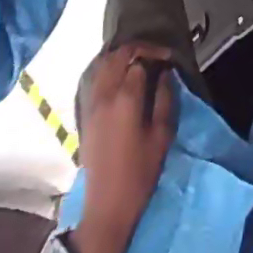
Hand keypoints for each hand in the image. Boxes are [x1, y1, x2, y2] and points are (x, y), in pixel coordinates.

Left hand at [71, 42, 177, 252]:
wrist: (107, 203)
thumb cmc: (139, 173)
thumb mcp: (161, 138)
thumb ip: (165, 100)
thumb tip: (165, 74)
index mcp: (125, 97)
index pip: (138, 60)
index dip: (154, 54)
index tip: (168, 58)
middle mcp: (104, 92)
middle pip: (117, 55)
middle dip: (136, 48)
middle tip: (154, 54)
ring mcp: (91, 100)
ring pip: (102, 62)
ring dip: (120, 55)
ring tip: (138, 59)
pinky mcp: (85, 109)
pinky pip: (95, 75)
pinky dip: (107, 66)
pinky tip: (120, 74)